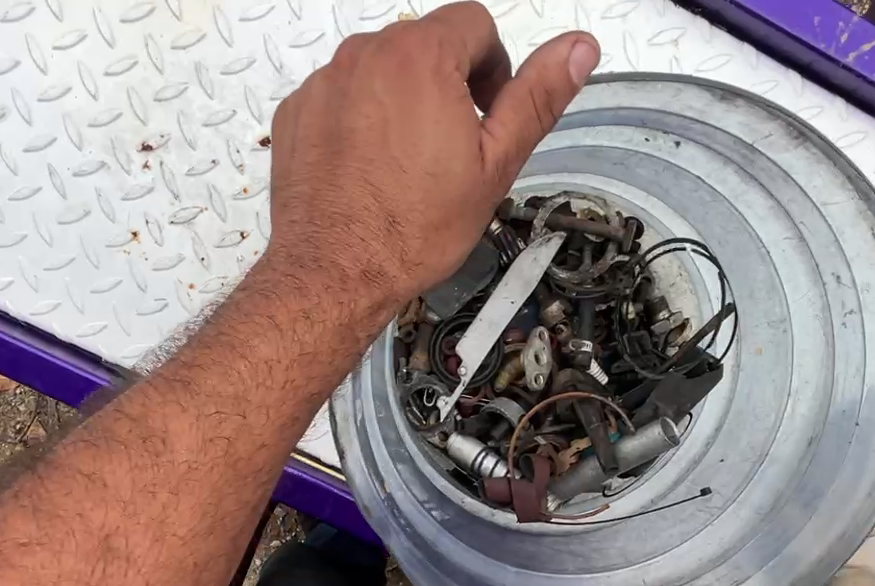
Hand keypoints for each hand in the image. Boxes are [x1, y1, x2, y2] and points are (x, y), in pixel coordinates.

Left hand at [261, 4, 598, 314]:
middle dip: (446, 86)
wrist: (335, 272)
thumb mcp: (493, 168)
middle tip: (450, 151)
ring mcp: (326, 82)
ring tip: (406, 168)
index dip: (491, 70)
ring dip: (401, 104)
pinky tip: (368, 172)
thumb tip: (577, 50)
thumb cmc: (410, 231)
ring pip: (380, 72)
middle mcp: (368, 56)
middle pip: (424, 46)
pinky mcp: (297, 112)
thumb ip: (535, 100)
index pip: (474, 24)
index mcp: (423, 58)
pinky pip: (340, 99)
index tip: (486, 113)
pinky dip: (358, 124)